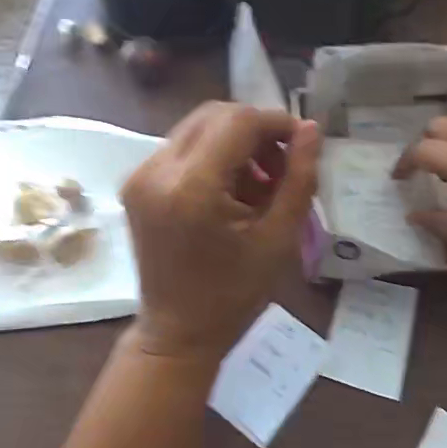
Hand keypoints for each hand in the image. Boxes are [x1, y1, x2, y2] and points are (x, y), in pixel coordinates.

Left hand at [122, 103, 320, 363]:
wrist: (178, 331)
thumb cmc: (234, 295)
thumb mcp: (279, 239)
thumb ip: (298, 178)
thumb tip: (310, 130)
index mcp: (191, 188)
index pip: (238, 121)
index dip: (276, 123)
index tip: (301, 144)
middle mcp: (156, 171)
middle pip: (214, 115)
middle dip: (255, 131)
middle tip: (281, 168)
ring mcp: (140, 176)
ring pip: (197, 128)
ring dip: (235, 143)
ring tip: (259, 185)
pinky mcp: (136, 184)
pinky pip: (181, 149)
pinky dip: (212, 157)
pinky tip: (231, 191)